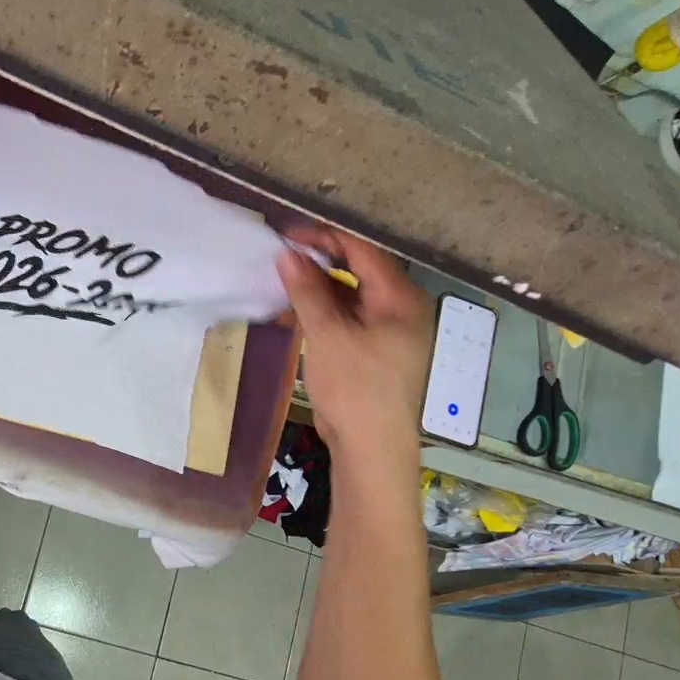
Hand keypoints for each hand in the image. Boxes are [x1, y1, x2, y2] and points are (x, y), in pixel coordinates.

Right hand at [276, 224, 431, 472]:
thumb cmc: (355, 386)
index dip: (323, 236)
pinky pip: (346, 320)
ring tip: (279, 289)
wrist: (371, 445)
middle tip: (279, 259)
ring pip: (349, 296)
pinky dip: (321, 314)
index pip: (362, 249)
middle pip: (357, 270)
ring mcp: (388, 331)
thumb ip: (307, 290)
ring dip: (315, 290)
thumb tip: (287, 254)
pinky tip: (292, 317)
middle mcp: (400, 308)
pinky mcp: (373, 351)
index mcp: (400, 297)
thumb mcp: (327, 334)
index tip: (286, 234)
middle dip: (317, 262)